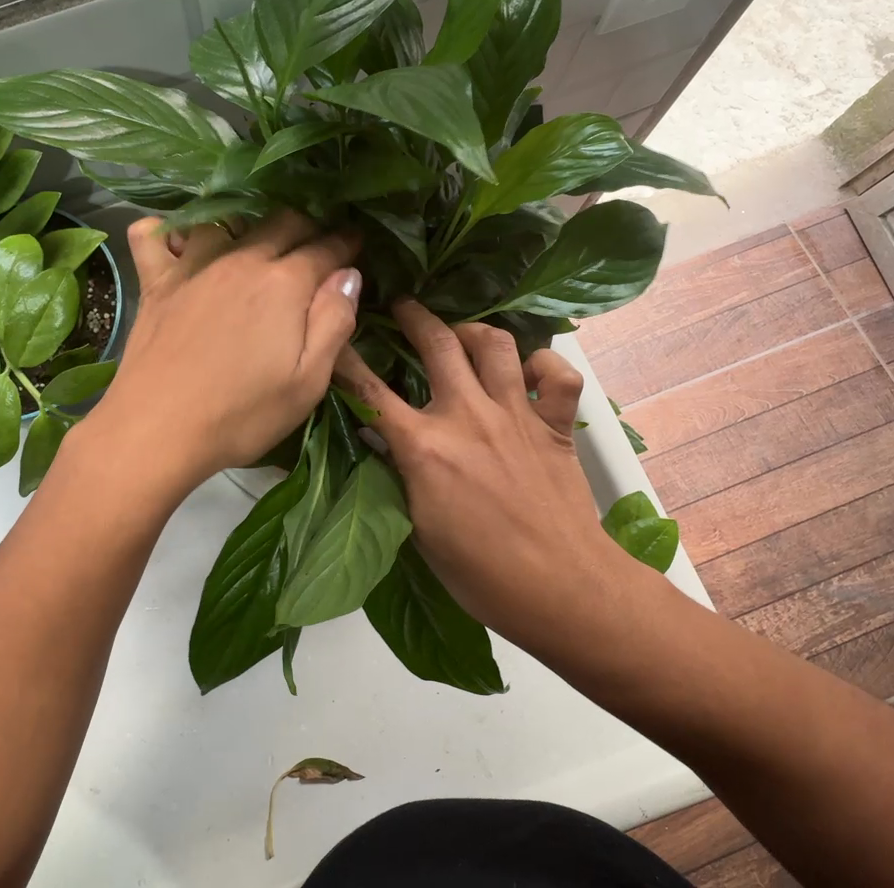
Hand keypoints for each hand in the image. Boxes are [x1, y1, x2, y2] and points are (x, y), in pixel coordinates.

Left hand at [85, 210, 360, 491]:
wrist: (158, 430)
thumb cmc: (242, 415)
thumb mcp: (308, 382)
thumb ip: (334, 322)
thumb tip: (349, 274)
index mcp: (286, 284)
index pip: (327, 247)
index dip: (346, 243)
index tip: (356, 243)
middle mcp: (242, 260)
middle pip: (283, 222)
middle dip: (308, 226)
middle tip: (317, 244)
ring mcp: (194, 267)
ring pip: (227, 221)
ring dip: (249, 223)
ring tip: (258, 240)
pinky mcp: (156, 282)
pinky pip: (155, 235)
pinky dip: (169, 230)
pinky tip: (181, 243)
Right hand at [332, 301, 652, 648]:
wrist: (559, 588)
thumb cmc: (479, 574)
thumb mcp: (417, 529)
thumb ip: (396, 476)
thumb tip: (379, 443)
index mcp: (424, 447)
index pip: (370, 391)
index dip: (345, 360)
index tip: (334, 337)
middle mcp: (468, 416)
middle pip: (437, 343)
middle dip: (413, 315)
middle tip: (402, 305)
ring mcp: (516, 415)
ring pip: (496, 344)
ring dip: (473, 330)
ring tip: (460, 332)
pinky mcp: (555, 425)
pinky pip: (556, 375)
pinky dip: (543, 365)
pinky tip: (528, 372)